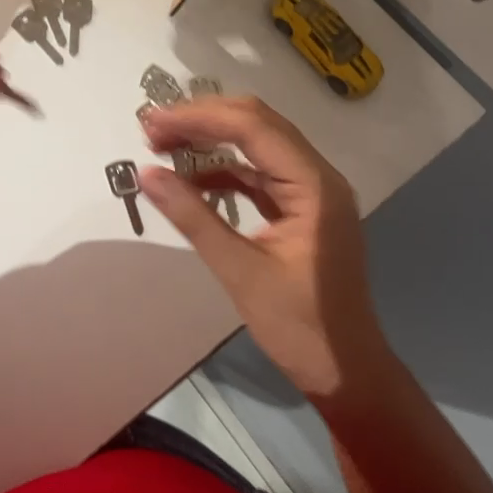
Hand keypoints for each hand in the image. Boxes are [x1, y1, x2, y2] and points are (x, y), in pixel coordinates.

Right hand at [138, 97, 386, 398]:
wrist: (346, 374)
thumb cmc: (300, 327)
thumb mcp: (239, 271)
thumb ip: (193, 217)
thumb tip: (146, 174)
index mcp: (315, 187)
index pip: (252, 128)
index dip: (198, 118)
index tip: (151, 123)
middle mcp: (318, 177)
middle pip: (256, 123)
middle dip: (201, 119)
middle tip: (152, 129)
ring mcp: (311, 192)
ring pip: (255, 142)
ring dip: (209, 138)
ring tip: (163, 146)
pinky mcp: (299, 208)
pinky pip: (257, 170)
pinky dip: (221, 167)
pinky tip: (190, 178)